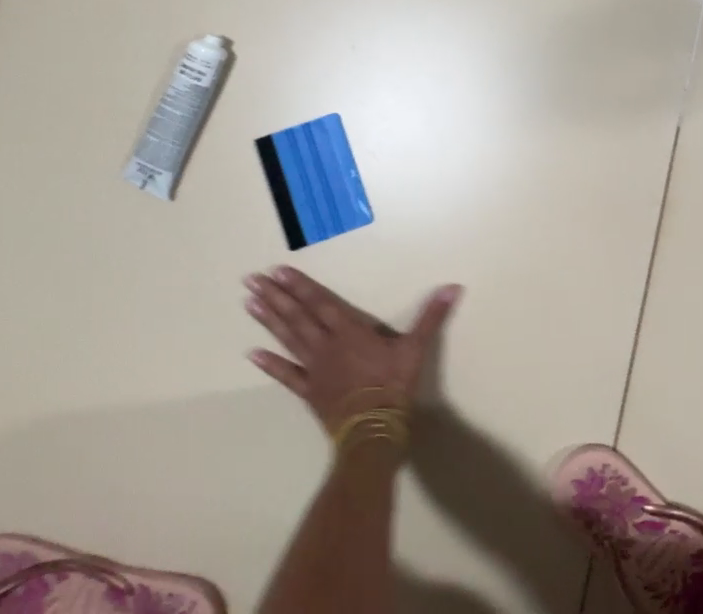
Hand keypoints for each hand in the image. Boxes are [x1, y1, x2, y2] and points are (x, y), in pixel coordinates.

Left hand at [245, 266, 461, 432]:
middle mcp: (326, 346)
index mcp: (350, 332)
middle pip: (297, 317)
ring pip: (288, 339)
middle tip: (251, 281)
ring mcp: (315, 369)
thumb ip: (432, 316)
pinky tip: (253, 354)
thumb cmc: (394, 386)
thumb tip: (453, 286)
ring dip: (268, 321)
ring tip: (248, 303)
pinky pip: (287, 376)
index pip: (321, 303)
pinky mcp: (309, 392)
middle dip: (275, 297)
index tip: (277, 271)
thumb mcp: (416, 348)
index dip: (300, 286)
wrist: (373, 431)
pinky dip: (271, 365)